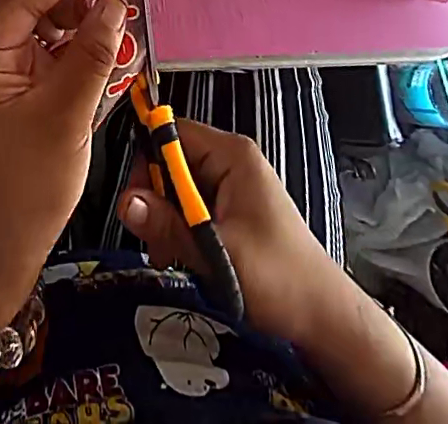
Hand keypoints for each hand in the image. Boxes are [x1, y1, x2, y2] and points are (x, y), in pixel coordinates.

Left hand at [0, 0, 127, 326]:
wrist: (4, 244)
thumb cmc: (27, 184)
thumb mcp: (66, 115)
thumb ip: (92, 55)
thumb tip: (113, 4)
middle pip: (35, 8)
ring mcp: (7, 76)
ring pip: (48, 31)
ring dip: (83, 27)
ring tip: (117, 34)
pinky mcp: (24, 92)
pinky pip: (55, 57)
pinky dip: (82, 53)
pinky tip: (108, 58)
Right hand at [117, 118, 358, 346]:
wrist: (320, 315)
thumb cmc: (278, 278)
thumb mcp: (216, 252)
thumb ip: (168, 225)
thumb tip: (126, 202)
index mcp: (233, 155)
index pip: (173, 132)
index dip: (148, 159)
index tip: (135, 198)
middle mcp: (231, 162)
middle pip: (171, 160)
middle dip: (155, 197)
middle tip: (152, 236)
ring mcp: (231, 186)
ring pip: (177, 187)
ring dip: (165, 219)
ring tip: (168, 254)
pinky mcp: (230, 209)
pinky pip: (190, 207)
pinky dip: (178, 229)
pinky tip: (179, 257)